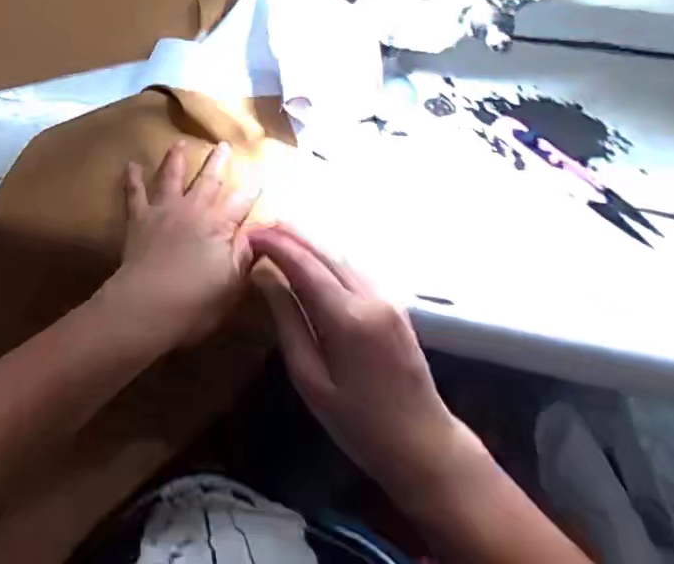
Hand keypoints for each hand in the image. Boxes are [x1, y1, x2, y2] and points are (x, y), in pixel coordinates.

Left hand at [100, 141, 257, 348]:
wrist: (146, 306)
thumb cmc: (196, 302)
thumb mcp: (234, 284)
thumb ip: (246, 254)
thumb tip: (261, 232)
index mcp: (220, 225)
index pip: (242, 202)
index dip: (252, 190)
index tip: (259, 177)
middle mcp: (193, 209)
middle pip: (209, 180)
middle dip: (219, 162)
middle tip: (225, 145)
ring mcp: (164, 210)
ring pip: (171, 176)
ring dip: (176, 158)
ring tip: (179, 142)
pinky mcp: (139, 218)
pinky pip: (135, 193)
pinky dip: (133, 178)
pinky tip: (131, 164)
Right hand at [249, 225, 470, 493]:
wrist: (424, 445)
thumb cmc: (359, 422)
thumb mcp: (310, 379)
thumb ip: (287, 321)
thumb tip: (265, 277)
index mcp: (346, 317)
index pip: (303, 264)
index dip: (275, 244)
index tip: (249, 234)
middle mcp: (370, 297)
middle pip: (324, 251)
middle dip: (290, 235)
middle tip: (258, 227)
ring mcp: (387, 298)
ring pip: (341, 255)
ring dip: (309, 242)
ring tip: (278, 234)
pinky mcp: (394, 305)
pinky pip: (354, 268)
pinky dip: (327, 255)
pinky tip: (312, 257)